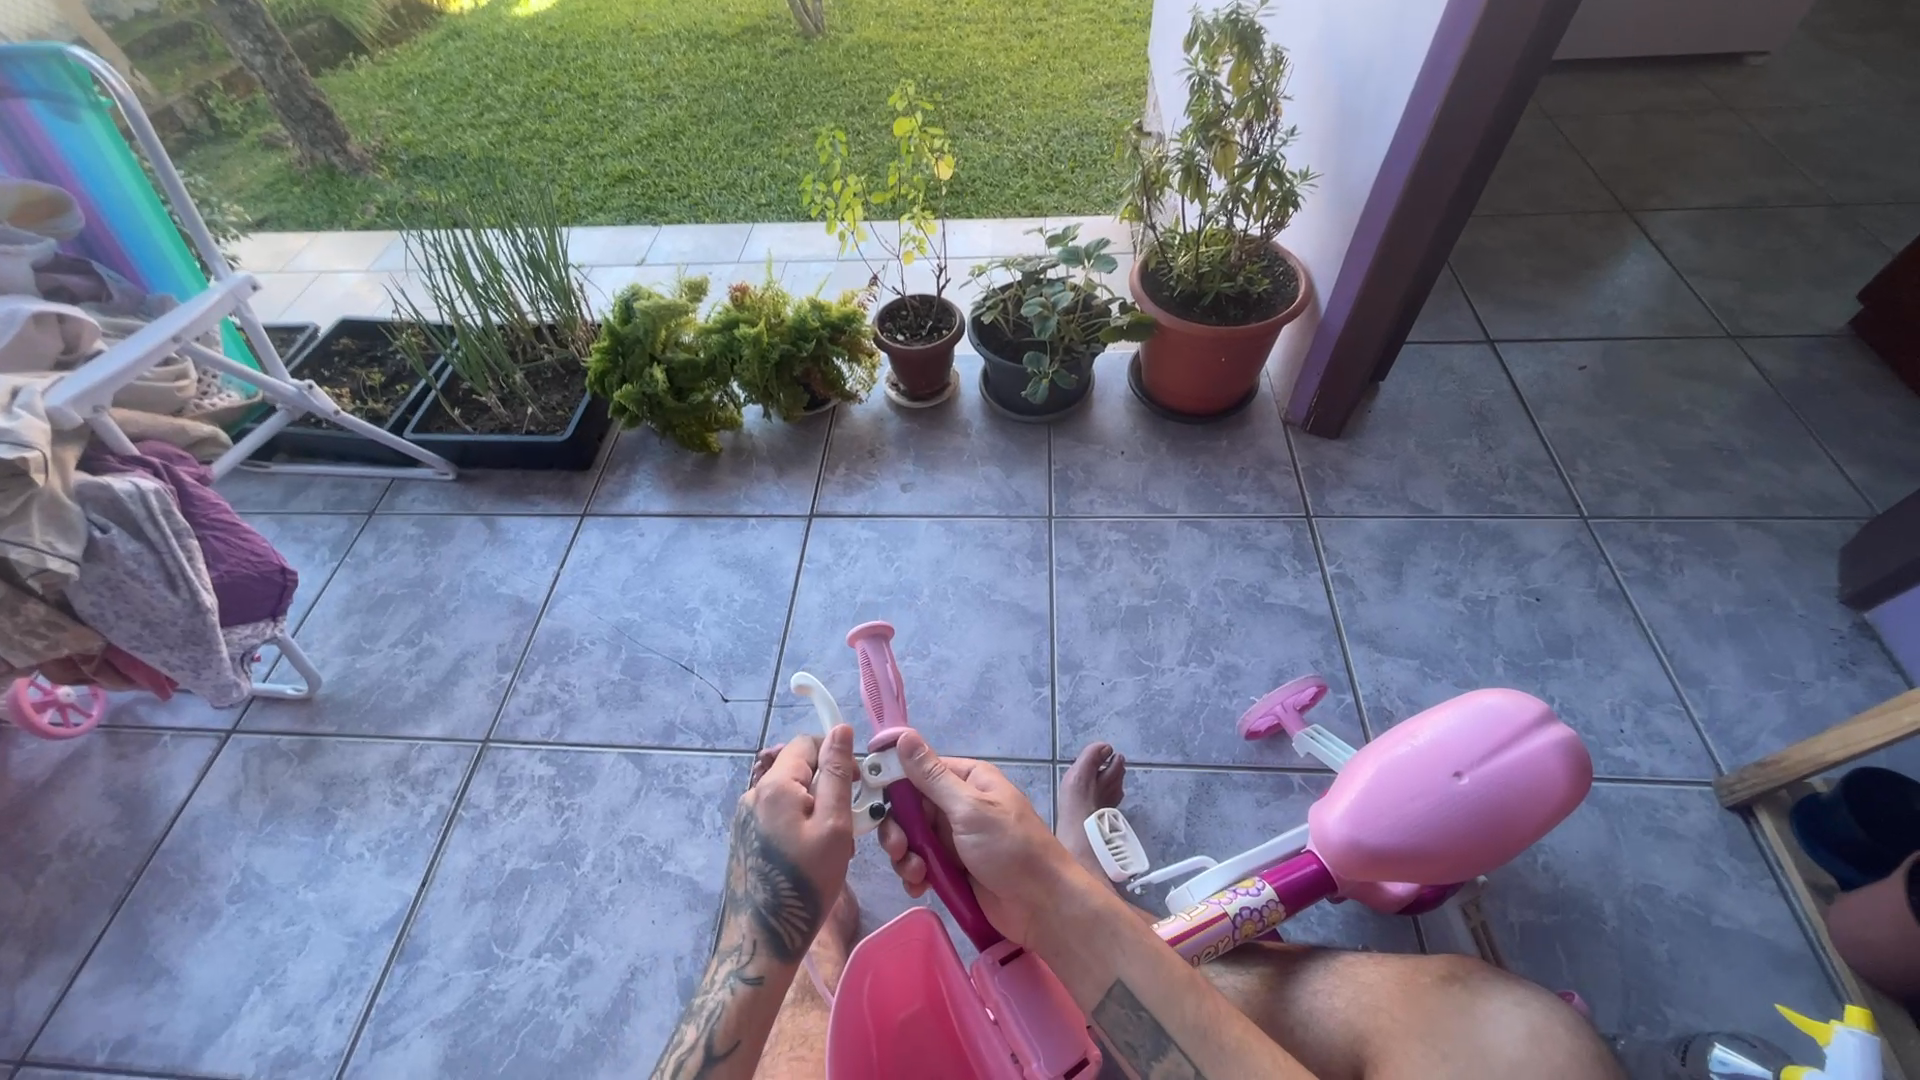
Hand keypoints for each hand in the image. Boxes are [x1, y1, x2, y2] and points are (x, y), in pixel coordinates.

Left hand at [720, 725, 859, 963]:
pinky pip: (781, 814)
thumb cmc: (805, 883)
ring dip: (818, 808)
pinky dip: (803, 824)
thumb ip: (838, 774)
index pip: (807, 743)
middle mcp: (754, 794)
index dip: (836, 756)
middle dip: (829, 786)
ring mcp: (746, 818)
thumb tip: (841, 729)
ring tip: (834, 845)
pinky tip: (814, 855)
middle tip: (849, 821)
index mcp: (775, 785)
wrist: (762, 940)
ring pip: (793, 793)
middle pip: (800, 768)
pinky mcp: (746, 838)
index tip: (857, 785)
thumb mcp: (834, 825)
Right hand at [877, 730, 1079, 944]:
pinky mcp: (953, 869)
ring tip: (917, 873)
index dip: (894, 783)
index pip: (920, 771)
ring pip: (912, 839)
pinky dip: (915, 875)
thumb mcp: (970, 809)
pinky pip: (921, 865)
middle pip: (911, 808)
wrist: (1042, 906)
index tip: (871, 797)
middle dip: (899, 829)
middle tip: (898, 848)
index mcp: (968, 780)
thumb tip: (904, 736)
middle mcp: (959, 805)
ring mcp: (956, 838)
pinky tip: (920, 887)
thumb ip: (932, 777)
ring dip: (907, 856)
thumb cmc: (1011, 848)